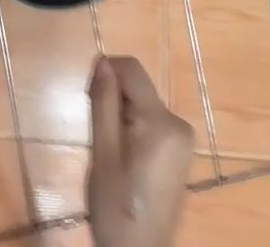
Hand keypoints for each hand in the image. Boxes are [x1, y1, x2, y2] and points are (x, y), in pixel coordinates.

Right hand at [86, 55, 194, 246]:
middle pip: (137, 87)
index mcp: (162, 122)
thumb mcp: (103, 154)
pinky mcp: (180, 151)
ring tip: (108, 150)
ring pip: (142, 104)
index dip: (105, 72)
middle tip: (95, 133)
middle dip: (112, 97)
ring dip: (120, 114)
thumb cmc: (116, 208)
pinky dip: (132, 127)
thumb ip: (103, 103)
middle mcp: (179, 123)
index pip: (131, 69)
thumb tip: (102, 60)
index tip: (86, 96)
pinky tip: (123, 158)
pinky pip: (151, 121)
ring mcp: (183, 139)